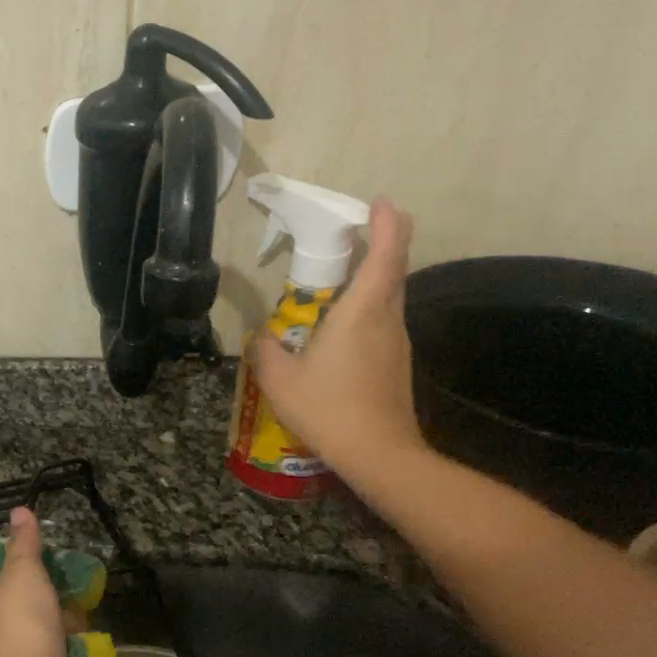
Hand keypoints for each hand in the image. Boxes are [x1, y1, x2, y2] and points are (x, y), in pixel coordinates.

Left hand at [0, 507, 85, 656]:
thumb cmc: (22, 631)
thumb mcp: (22, 576)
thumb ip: (24, 546)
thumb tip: (19, 511)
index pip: (3, 586)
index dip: (29, 577)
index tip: (56, 572)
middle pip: (31, 617)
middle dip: (57, 612)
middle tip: (82, 603)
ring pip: (51, 648)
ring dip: (73, 642)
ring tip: (92, 633)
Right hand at [247, 198, 427, 479]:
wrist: (379, 454)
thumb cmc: (328, 408)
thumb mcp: (279, 378)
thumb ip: (266, 350)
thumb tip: (261, 336)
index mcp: (361, 313)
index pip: (385, 256)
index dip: (387, 225)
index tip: (380, 203)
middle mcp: (386, 319)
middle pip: (393, 269)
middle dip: (381, 243)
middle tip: (353, 230)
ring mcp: (396, 342)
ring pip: (389, 294)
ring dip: (371, 276)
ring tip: (336, 275)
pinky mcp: (395, 361)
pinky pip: (382, 318)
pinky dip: (366, 304)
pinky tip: (337, 322)